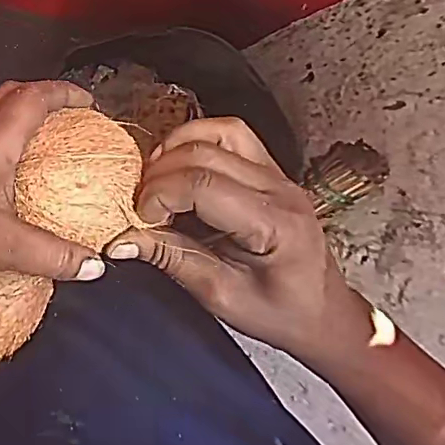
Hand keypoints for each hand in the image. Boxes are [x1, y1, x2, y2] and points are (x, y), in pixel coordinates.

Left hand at [0, 80, 106, 282]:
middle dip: (44, 94)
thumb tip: (87, 264)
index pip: (36, 97)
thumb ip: (52, 256)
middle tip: (66, 110)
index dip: (66, 92)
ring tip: (40, 139)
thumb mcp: (3, 246)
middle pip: (12, 93)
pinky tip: (3, 173)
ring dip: (19, 114)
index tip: (85, 99)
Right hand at [106, 117, 375, 366]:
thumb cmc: (281, 312)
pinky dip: (196, 142)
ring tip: (156, 179)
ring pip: (218, 132)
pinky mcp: (270, 170)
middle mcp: (280, 189)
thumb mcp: (221, 296)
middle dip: (160, 175)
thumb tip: (122, 241)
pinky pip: (230, 136)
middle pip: (205, 152)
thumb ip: (171, 259)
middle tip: (142, 206)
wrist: (322, 313)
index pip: (204, 184)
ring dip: (176, 148)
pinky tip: (179, 167)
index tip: (141, 219)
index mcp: (275, 224)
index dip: (160, 195)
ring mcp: (278, 175)